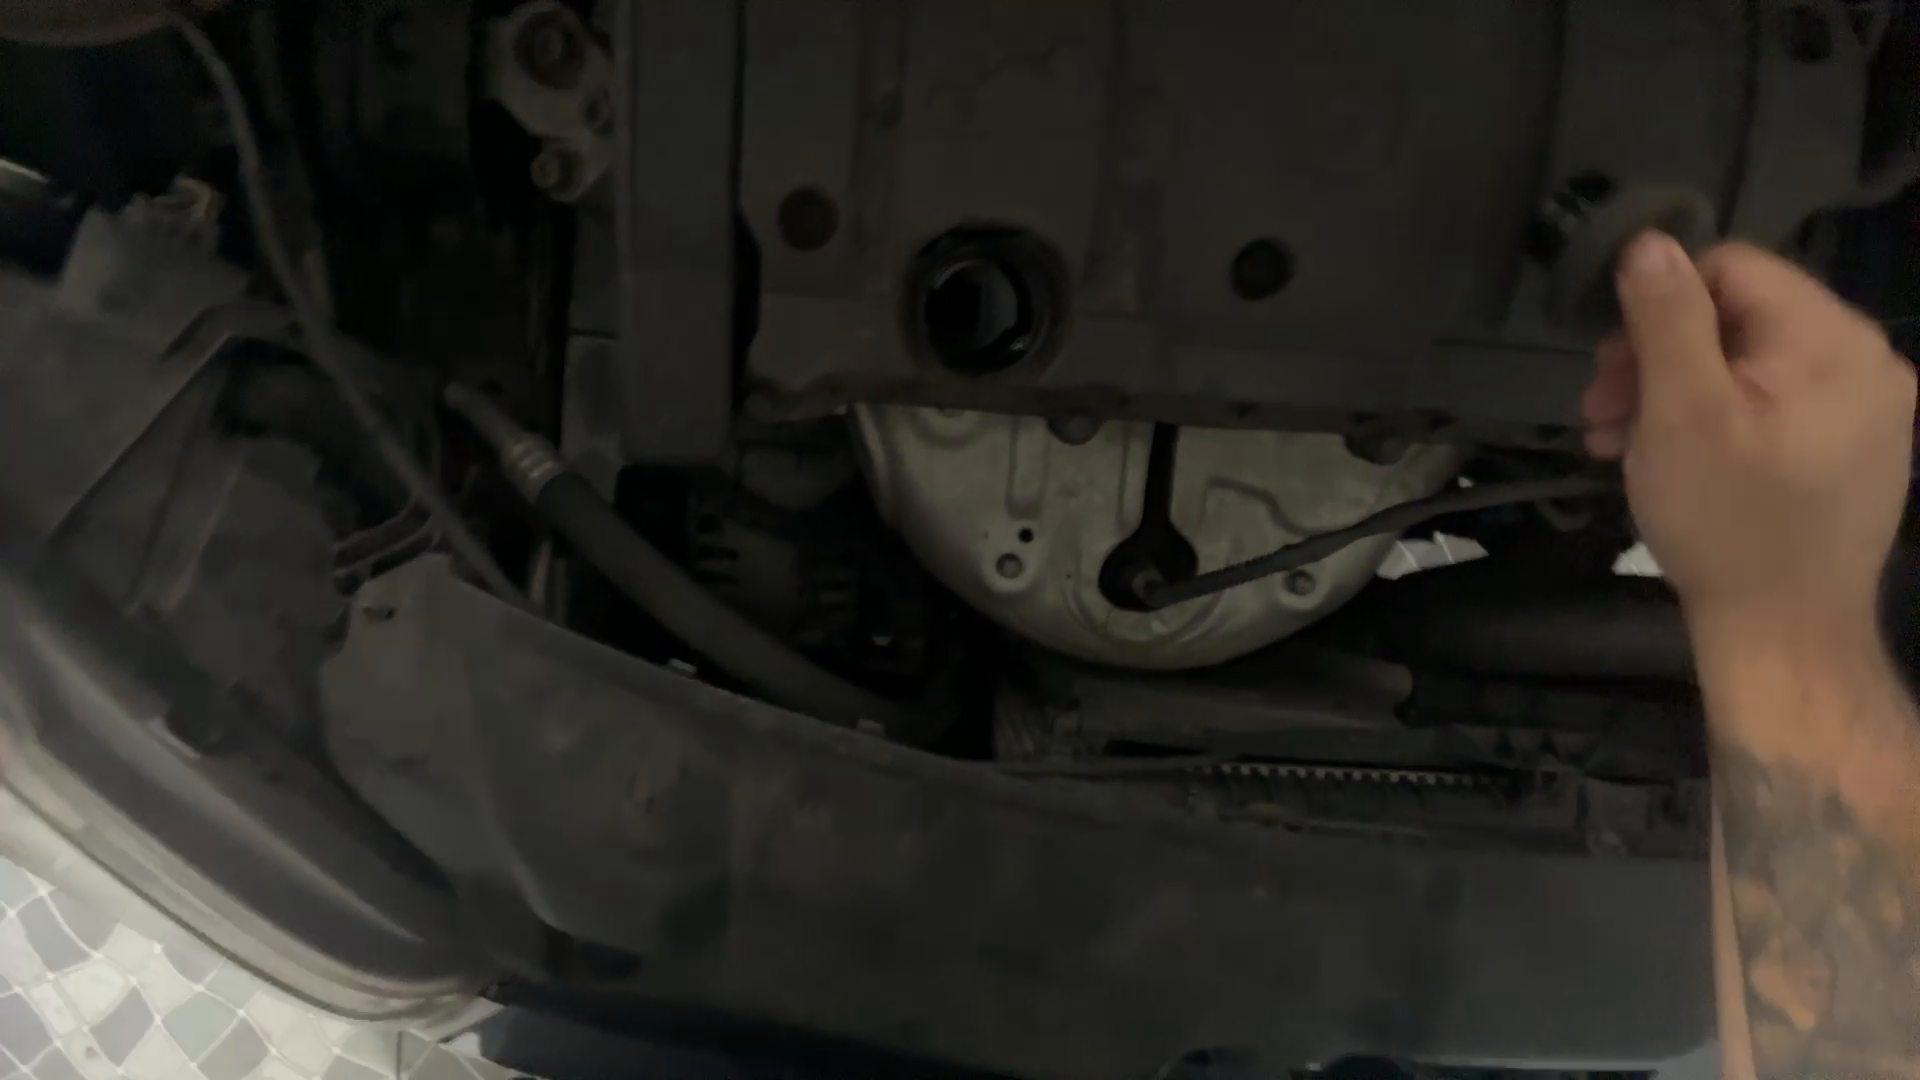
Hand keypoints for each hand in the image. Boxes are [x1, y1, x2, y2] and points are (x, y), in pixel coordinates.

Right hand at [1581, 234, 1915, 635]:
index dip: (1656, 301)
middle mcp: (1858, 362)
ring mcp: (1855, 409)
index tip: (1604, 359)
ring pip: (1737, 367)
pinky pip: (1756, 407)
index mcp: (1828, 342)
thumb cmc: (1723, 513)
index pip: (1735, 269)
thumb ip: (1665, 323)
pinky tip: (1655, 456)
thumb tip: (1646, 243)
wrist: (1780, 619)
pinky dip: (1695, 421)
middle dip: (1650, 357)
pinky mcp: (1837, 448)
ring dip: (1660, 394)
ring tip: (1613, 440)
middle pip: (1733, 320)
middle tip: (1596, 407)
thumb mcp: (1679, 412)